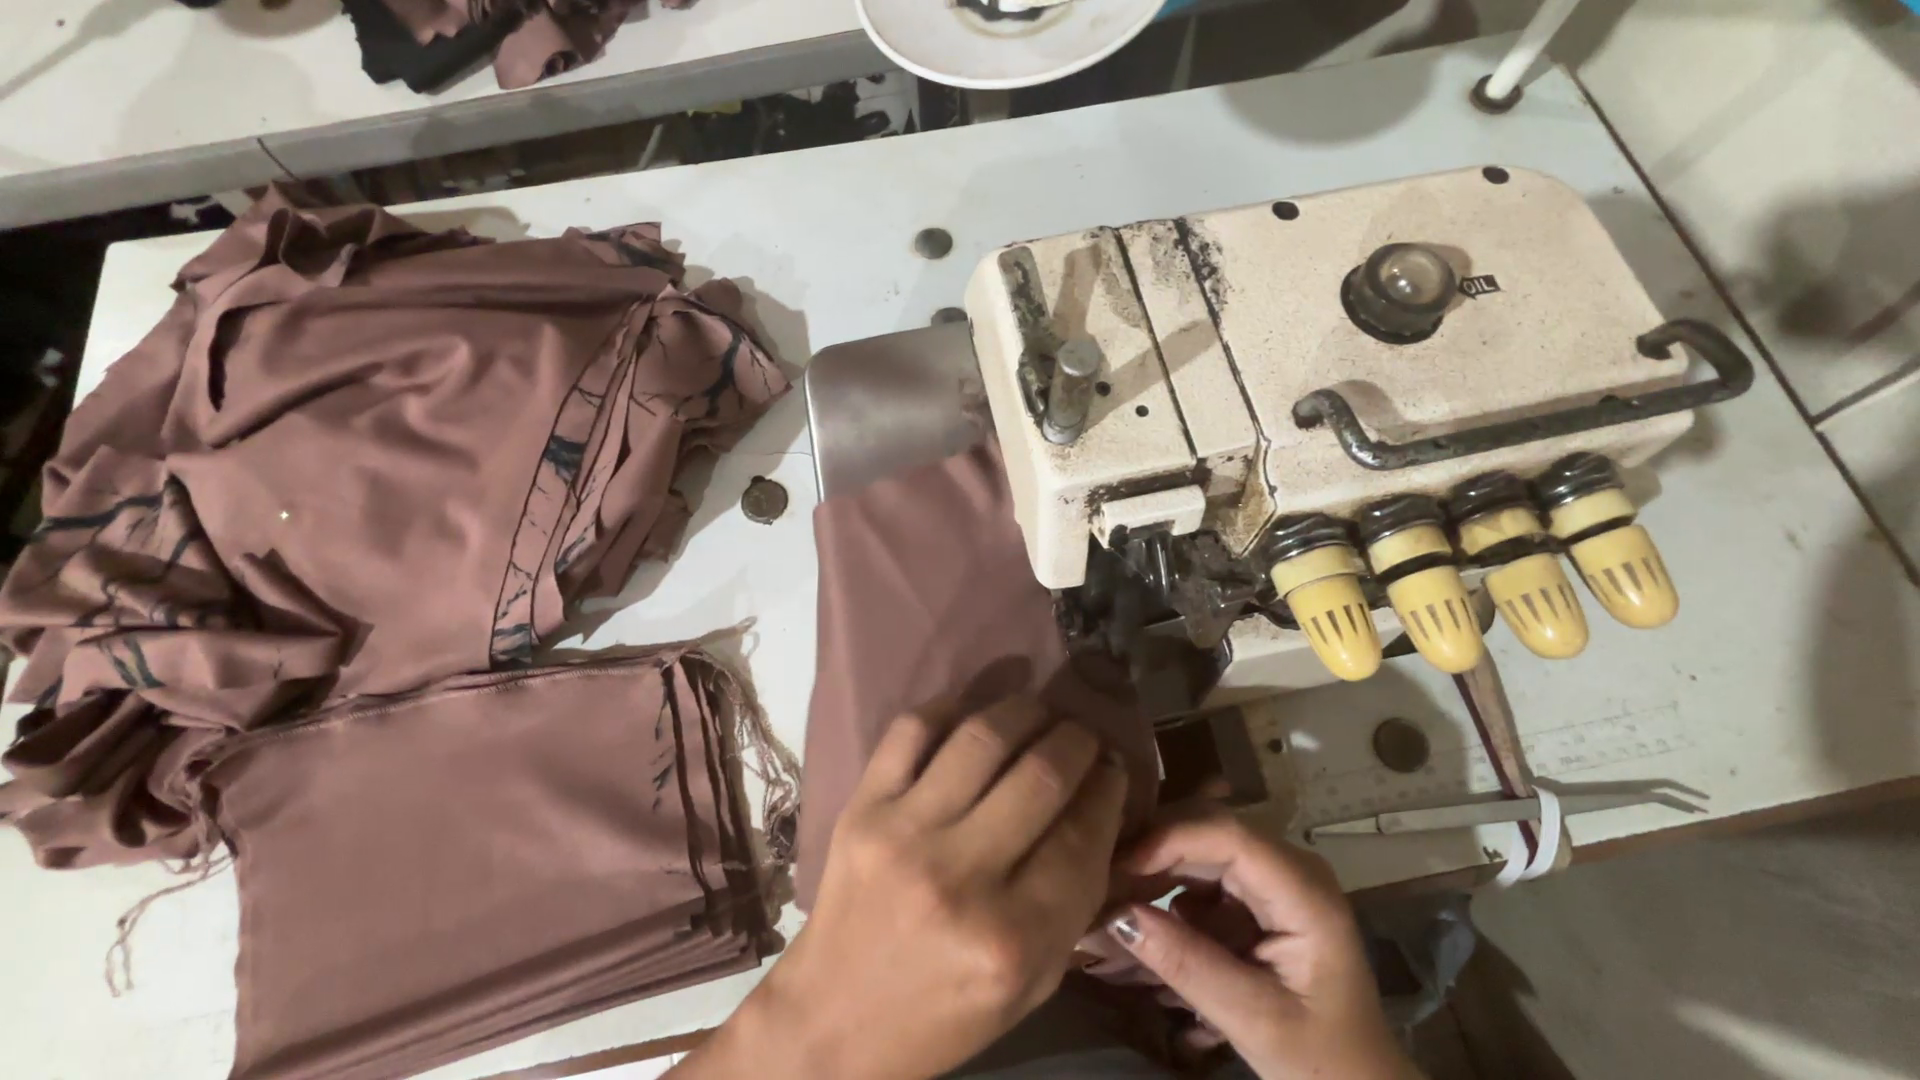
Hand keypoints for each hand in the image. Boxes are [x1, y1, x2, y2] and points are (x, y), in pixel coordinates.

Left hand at [676, 696, 1130, 1079]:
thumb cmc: (944, 1011)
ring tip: (1039, 713)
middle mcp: (960, 877)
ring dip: (1025, 710)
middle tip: (1083, 736)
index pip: (1084, 834)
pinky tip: (973, 714)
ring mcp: (903, 834)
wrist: (833, 1019)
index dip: (1109, 789)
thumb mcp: (1034, 983)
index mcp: (1013, 938)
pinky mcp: (860, 808)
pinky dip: (950, 707)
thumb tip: (1102, 807)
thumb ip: (1077, 902)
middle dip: (1078, 741)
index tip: (1113, 769)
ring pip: (983, 736)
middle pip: (1043, 774)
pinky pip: (911, 729)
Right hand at [1107, 814, 1422, 1079]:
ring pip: (1196, 845)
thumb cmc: (1320, 1059)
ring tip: (1106, 898)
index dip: (1165, 838)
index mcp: (1303, 889)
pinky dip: (1164, 888)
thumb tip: (1115, 913)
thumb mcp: (1254, 1020)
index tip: (1113, 865)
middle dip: (1149, 849)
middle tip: (1097, 880)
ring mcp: (1271, 877)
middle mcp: (1287, 866)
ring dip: (1151, 867)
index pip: (1225, 834)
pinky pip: (1199, 872)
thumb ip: (1186, 964)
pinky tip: (1135, 914)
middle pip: (1206, 829)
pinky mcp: (1254, 895)